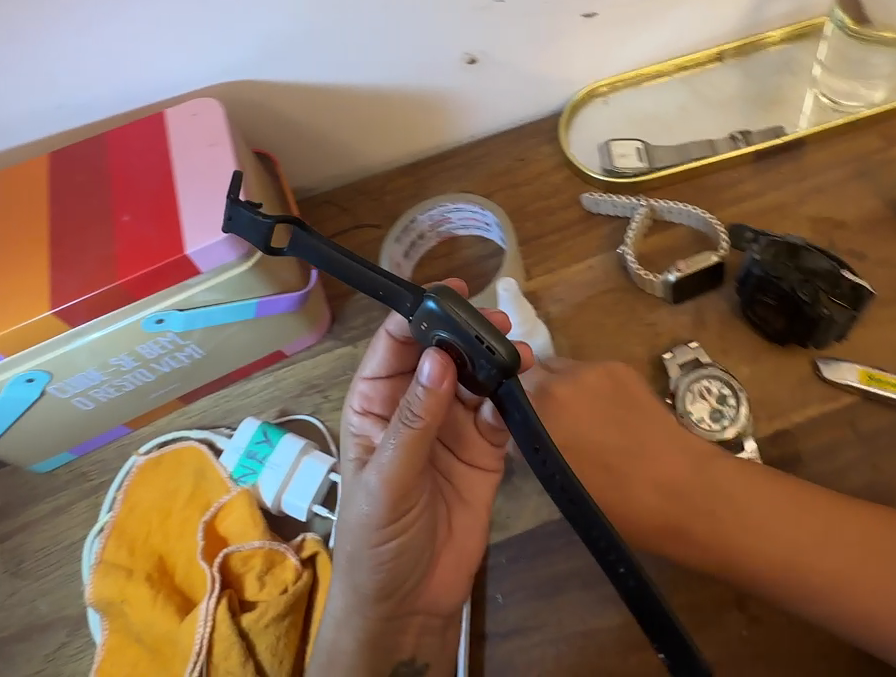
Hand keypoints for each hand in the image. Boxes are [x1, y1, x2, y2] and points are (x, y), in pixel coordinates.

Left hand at [312, 280, 534, 673]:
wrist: (410, 601)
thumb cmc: (376, 538)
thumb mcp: (387, 478)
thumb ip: (415, 419)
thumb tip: (441, 357)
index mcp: (377, 402)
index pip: (397, 344)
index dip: (420, 314)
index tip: (451, 294)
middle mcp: (415, 404)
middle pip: (443, 352)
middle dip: (467, 333)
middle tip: (498, 323)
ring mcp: (451, 425)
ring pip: (475, 377)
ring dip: (495, 362)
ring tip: (519, 354)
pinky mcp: (484, 449)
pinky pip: (498, 412)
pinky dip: (509, 399)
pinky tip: (519, 393)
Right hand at [521, 357, 719, 553]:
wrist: (681, 487)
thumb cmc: (617, 501)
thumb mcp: (559, 480)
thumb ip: (535, 446)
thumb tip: (524, 434)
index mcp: (539, 410)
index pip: (508, 394)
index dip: (511, 408)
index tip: (518, 426)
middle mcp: (561, 379)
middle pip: (534, 374)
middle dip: (536, 393)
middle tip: (551, 423)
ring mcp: (594, 369)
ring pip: (563, 369)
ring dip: (564, 388)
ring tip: (583, 418)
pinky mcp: (621, 367)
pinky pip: (591, 371)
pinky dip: (592, 387)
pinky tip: (610, 413)